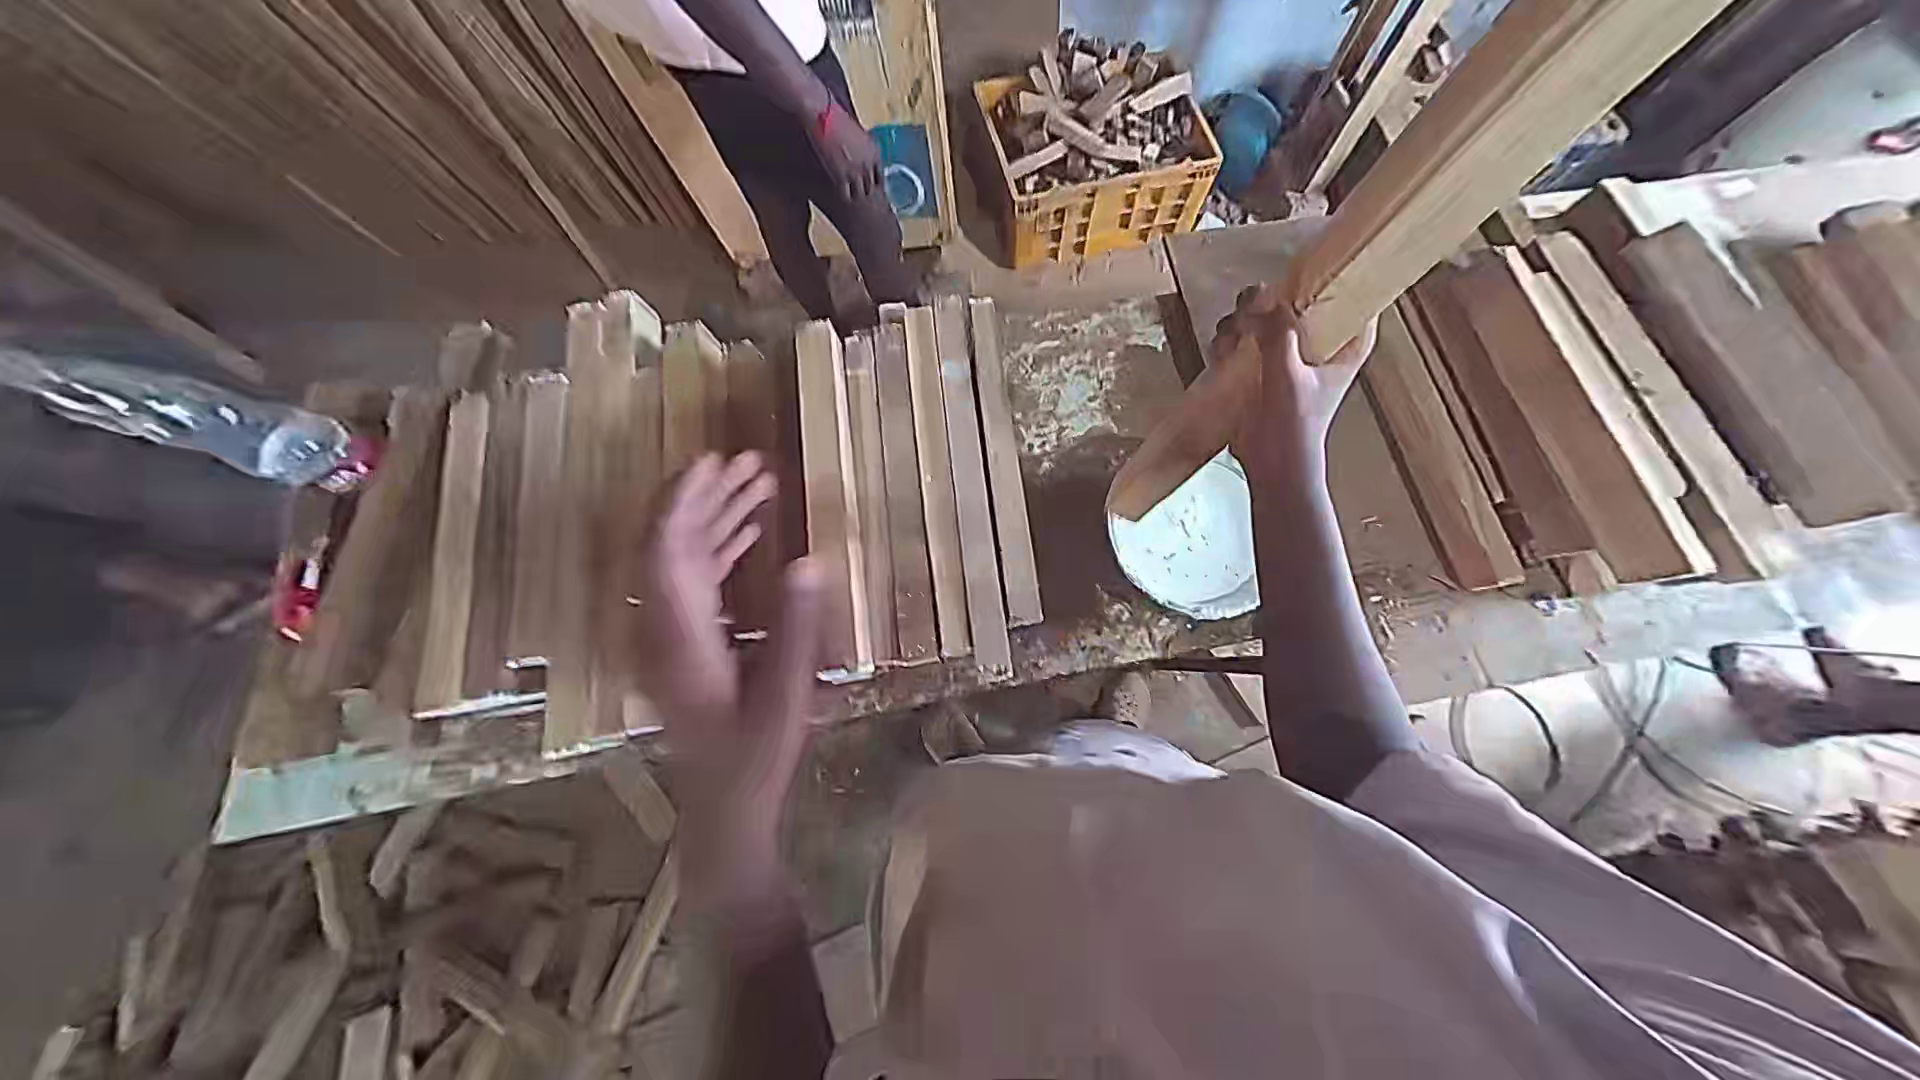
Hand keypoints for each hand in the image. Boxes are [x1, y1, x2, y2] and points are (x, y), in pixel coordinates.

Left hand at [639, 453, 825, 898]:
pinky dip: (721, 550)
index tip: (712, 462)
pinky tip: (751, 533)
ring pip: (684, 560)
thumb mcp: (785, 695)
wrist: (724, 806)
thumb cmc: (754, 757)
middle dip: (706, 498)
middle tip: (748, 463)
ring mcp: (672, 636)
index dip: (683, 501)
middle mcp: (663, 628)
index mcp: (678, 638)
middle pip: (670, 545)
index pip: (665, 552)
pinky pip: (697, 582)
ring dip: (716, 519)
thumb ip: (795, 629)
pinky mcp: (688, 645)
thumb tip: (808, 561)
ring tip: (757, 485)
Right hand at [810, 102, 883, 203]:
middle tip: (859, 195)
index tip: (870, 189)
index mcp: (876, 153)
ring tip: (851, 197)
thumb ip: (864, 151)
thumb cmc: (838, 120)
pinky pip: (847, 195)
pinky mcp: (842, 177)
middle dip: (865, 191)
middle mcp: (869, 165)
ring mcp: (856, 173)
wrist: (824, 116)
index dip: (874, 185)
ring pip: (860, 194)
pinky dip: (845, 196)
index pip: (880, 178)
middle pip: (871, 189)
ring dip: (855, 195)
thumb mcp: (859, 136)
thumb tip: (863, 161)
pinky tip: (841, 194)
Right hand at [1214, 284, 1376, 471]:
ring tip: (1231, 337)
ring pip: (1261, 321)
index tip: (1305, 269)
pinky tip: (1222, 352)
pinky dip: (1229, 343)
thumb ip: (1277, 335)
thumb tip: (1258, 296)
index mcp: (1345, 343)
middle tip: (1250, 310)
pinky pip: (1241, 343)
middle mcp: (1317, 344)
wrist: (1272, 466)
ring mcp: (1285, 357)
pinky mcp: (1258, 371)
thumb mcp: (1289, 377)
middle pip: (1294, 302)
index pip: (1352, 295)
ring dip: (1242, 323)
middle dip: (1267, 303)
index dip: (1332, 277)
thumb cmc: (1294, 426)